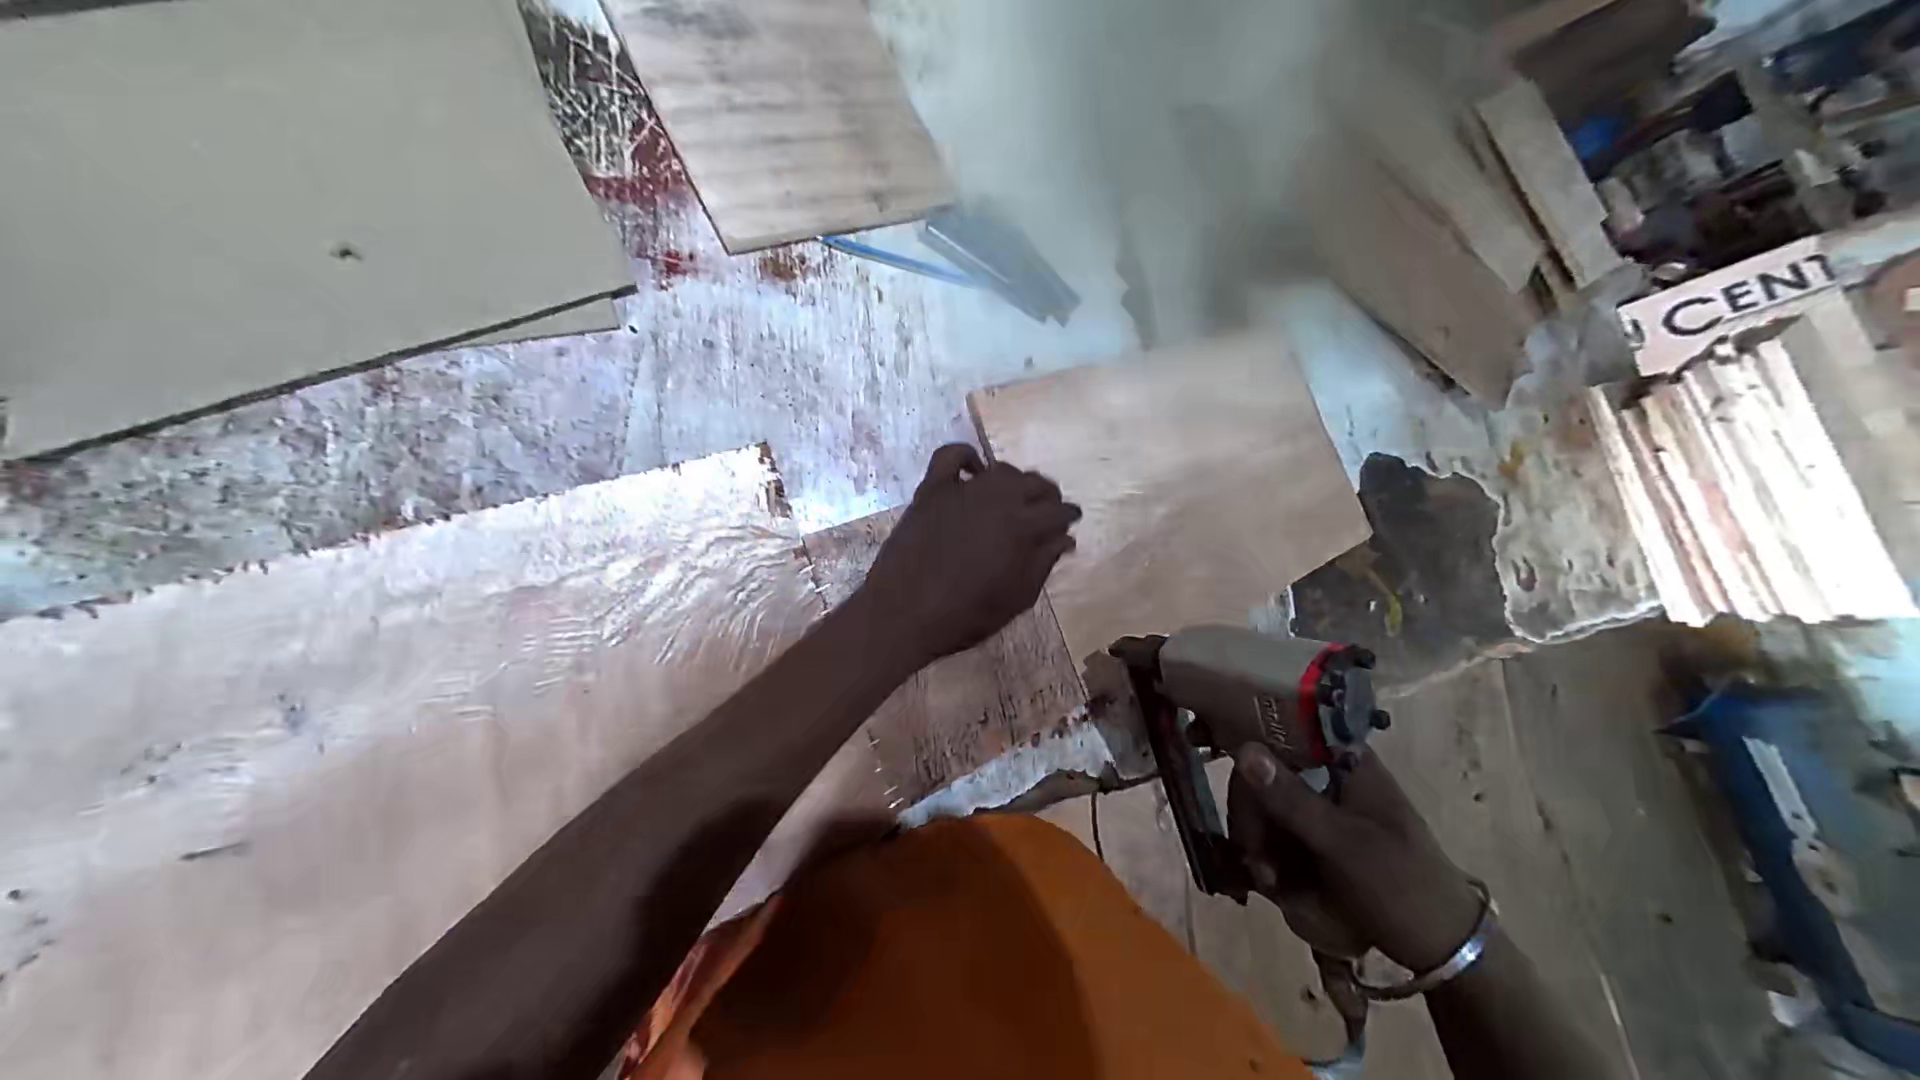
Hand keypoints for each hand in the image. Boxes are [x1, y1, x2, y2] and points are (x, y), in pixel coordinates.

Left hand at [858, 444, 1080, 667]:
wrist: (903, 614)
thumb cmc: (965, 615)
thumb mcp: (1016, 598)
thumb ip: (1044, 564)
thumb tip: (1065, 539)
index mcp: (1024, 527)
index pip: (1059, 511)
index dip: (1068, 518)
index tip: (1069, 524)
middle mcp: (999, 499)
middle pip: (1035, 484)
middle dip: (1048, 497)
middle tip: (1047, 511)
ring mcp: (963, 490)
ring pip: (1002, 470)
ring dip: (1015, 481)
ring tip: (1015, 497)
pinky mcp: (932, 489)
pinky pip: (951, 456)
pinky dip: (966, 457)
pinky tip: (974, 471)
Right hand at [1229, 744, 1484, 973]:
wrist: (1445, 950)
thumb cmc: (1403, 888)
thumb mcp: (1344, 845)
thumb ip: (1291, 798)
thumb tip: (1244, 748)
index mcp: (1345, 759)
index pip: (1278, 736)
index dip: (1251, 760)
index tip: (1239, 799)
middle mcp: (1328, 771)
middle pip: (1263, 774)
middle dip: (1253, 819)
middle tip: (1257, 862)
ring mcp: (1321, 802)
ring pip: (1263, 804)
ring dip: (1257, 842)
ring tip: (1268, 881)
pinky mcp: (1316, 831)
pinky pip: (1274, 829)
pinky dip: (1267, 853)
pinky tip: (1273, 880)